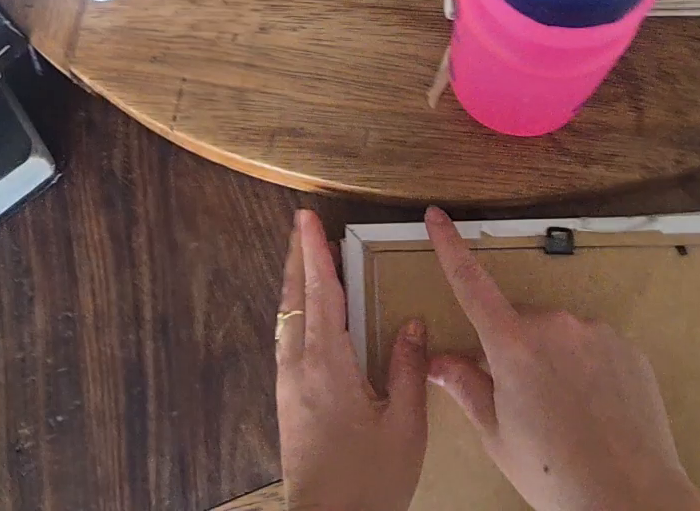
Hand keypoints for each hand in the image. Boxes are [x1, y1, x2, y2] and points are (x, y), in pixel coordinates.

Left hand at [277, 209, 428, 510]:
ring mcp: (288, 382)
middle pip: (294, 297)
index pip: (320, 292)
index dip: (313, 251)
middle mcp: (299, 365)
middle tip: (301, 225)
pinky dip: (295, 309)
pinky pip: (287, 337)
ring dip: (295, 282)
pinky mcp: (287, 399)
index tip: (306, 218)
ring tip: (305, 257)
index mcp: (328, 364)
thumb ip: (409, 370)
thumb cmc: (369, 481)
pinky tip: (305, 314)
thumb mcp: (404, 427)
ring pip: (287, 316)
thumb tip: (413, 324)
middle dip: (297, 257)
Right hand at [424, 207, 699, 510]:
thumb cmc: (554, 475)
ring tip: (565, 412)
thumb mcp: (497, 434)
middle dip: (511, 347)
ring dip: (551, 357)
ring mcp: (593, 331)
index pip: (470, 283)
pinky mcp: (625, 346)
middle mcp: (552, 324)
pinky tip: (594, 409)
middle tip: (521, 400)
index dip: (449, 246)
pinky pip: (591, 345)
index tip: (436, 215)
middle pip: (516, 321)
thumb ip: (465, 386)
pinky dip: (585, 367)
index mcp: (512, 345)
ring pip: (556, 333)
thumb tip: (437, 360)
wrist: (633, 500)